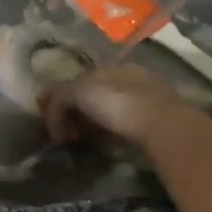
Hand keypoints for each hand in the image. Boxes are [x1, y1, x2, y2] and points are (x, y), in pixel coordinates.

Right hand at [40, 65, 189, 144]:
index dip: (55, 98)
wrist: (166, 129)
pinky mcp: (155, 121)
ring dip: (87, 125)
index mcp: (111, 68)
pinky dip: (105, 133)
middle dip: (71, 113)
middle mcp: (129, 80)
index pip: (73, 81)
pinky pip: (119, 125)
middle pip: (88, 96)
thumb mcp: (76, 93)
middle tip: (62, 132)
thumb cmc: (118, 104)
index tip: (46, 117)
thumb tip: (48, 108)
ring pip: (103, 111)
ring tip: (80, 140)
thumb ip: (56, 97)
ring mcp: (145, 100)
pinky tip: (101, 142)